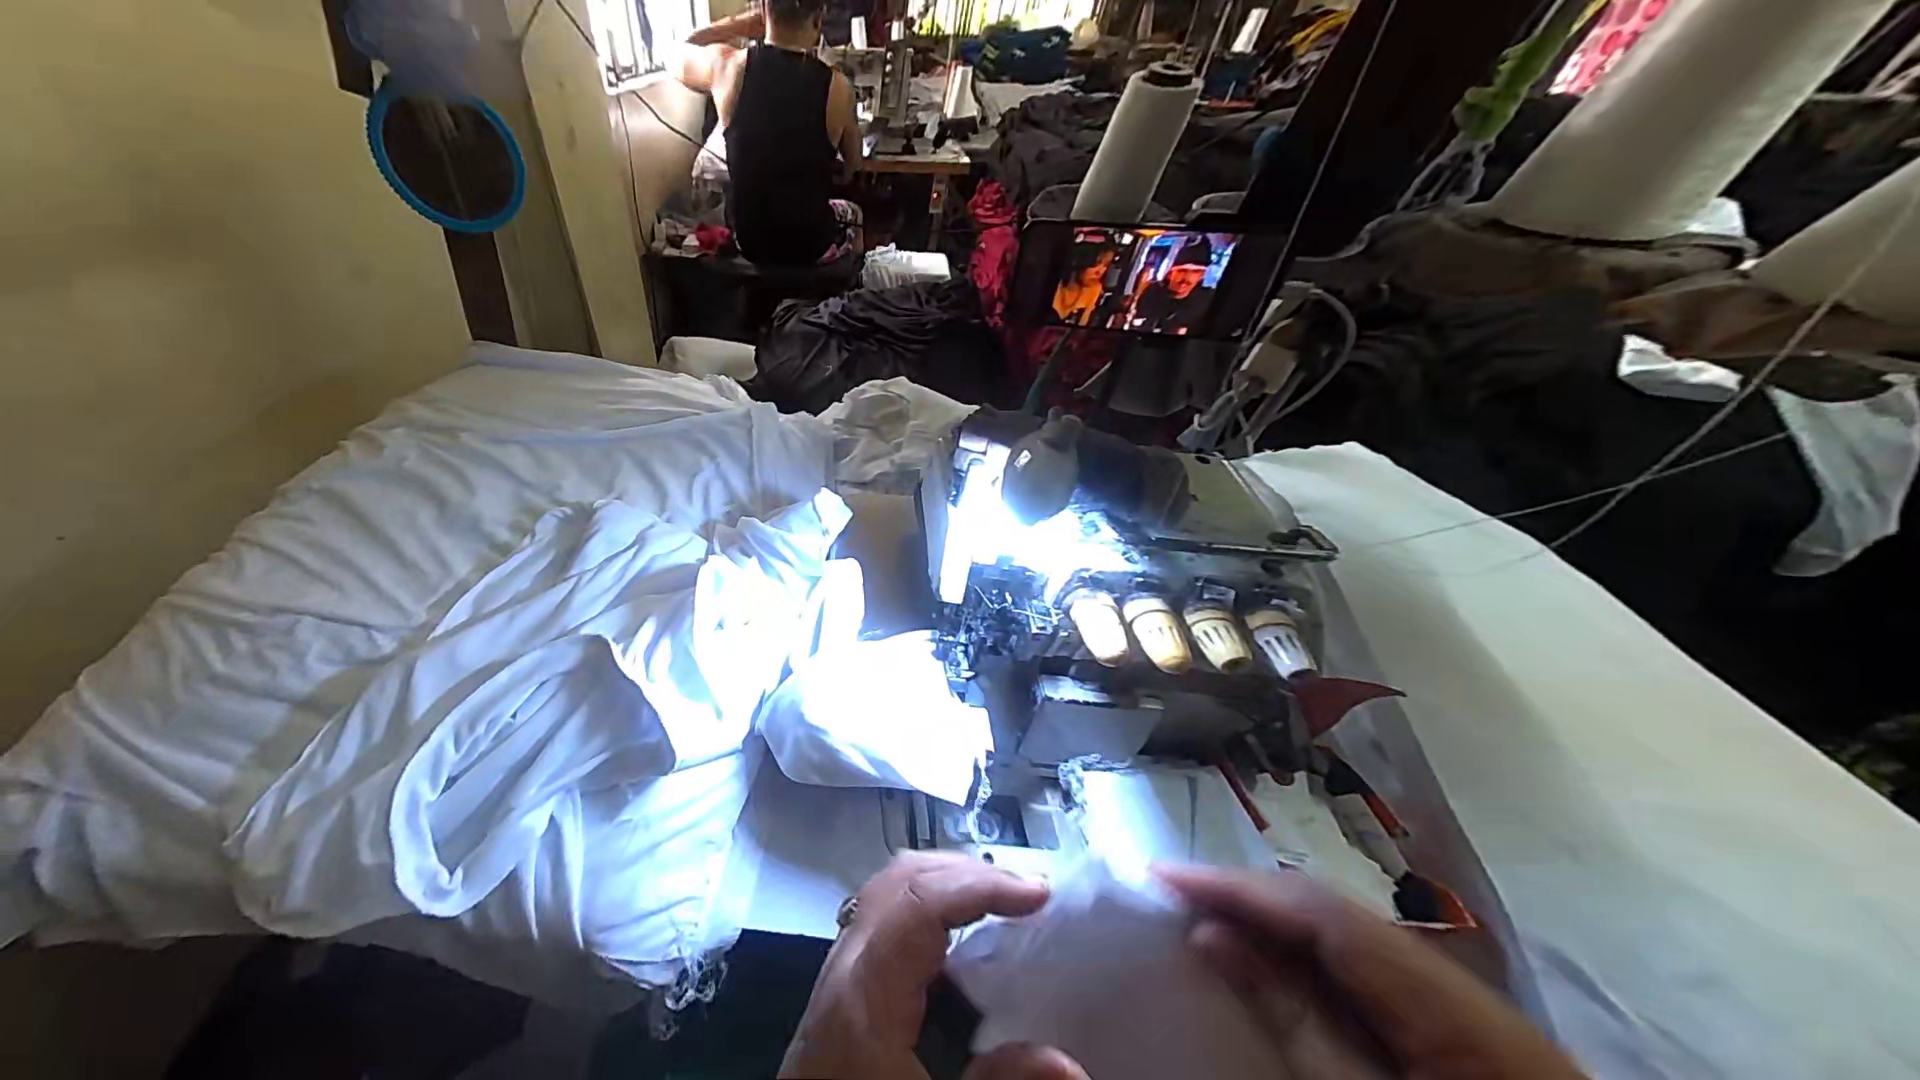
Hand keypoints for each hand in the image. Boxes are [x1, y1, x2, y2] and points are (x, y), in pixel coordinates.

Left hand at [780, 852, 1078, 1079]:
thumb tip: (1069, 1066)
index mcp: (865, 995)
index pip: (922, 904)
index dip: (982, 887)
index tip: (1037, 894)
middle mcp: (848, 962)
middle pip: (907, 877)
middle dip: (973, 873)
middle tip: (1028, 893)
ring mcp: (842, 960)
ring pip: (893, 881)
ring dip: (951, 877)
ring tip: (1001, 896)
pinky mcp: (847, 970)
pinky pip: (889, 903)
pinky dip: (933, 896)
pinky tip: (963, 922)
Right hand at [1158, 865, 1586, 1079]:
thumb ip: (1292, 1021)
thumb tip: (1211, 936)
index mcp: (1443, 998)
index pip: (1320, 912)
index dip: (1238, 887)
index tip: (1166, 875)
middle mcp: (1451, 975)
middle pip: (1330, 910)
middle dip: (1249, 895)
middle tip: (1177, 892)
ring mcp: (1455, 993)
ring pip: (1343, 928)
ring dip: (1272, 917)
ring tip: (1206, 909)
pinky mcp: (1450, 1016)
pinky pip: (1360, 960)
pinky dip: (1305, 948)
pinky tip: (1267, 950)